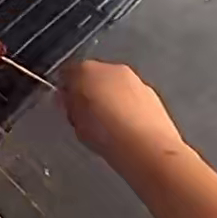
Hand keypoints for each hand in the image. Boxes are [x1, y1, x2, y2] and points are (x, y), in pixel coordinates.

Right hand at [61, 60, 184, 166]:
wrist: (148, 149)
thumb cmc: (108, 137)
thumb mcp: (77, 125)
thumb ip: (69, 106)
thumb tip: (69, 101)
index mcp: (84, 70)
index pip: (67, 73)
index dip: (65, 91)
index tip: (67, 107)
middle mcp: (109, 68)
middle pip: (92, 75)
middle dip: (89, 92)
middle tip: (87, 118)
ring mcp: (132, 78)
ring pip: (114, 84)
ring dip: (110, 98)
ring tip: (110, 127)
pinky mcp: (150, 92)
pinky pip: (131, 95)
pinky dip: (128, 105)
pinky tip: (128, 128)